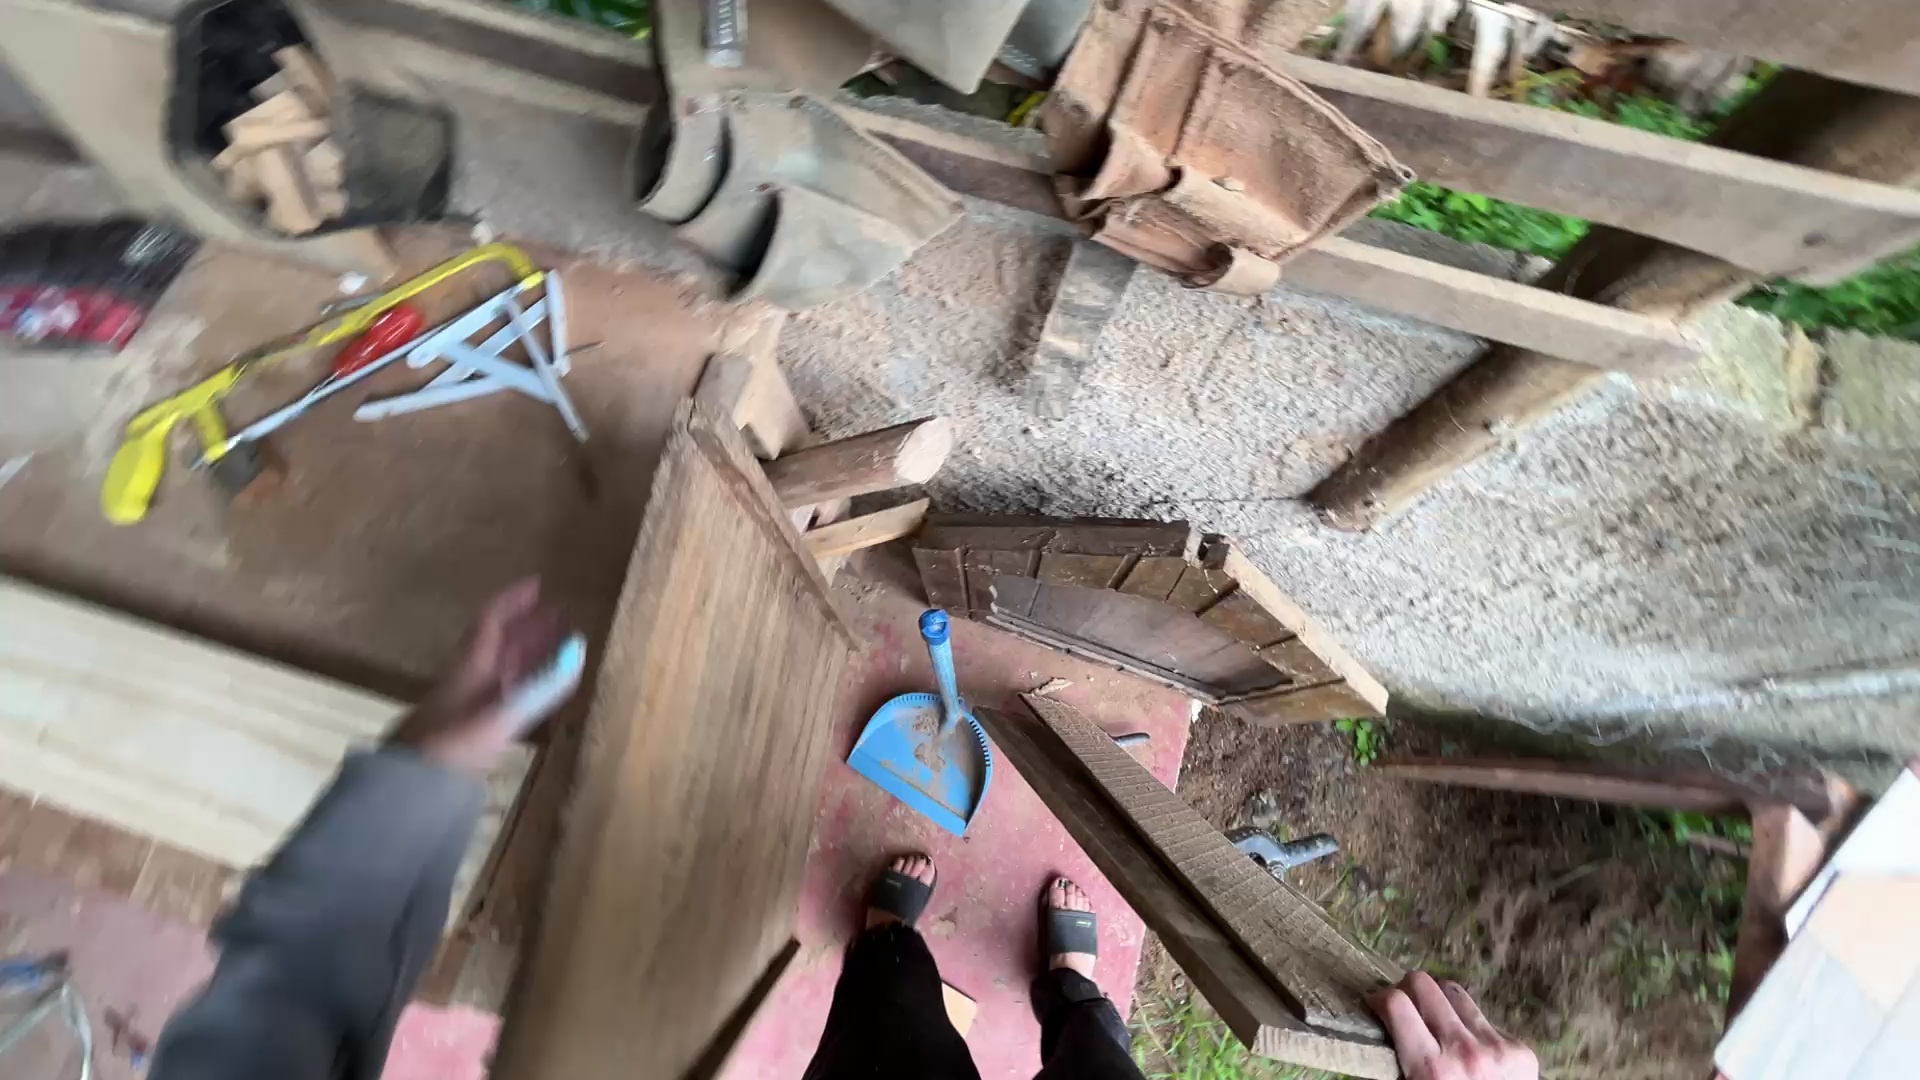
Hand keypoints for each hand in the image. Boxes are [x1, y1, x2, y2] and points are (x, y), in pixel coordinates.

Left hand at [388, 578, 579, 770]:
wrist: (408, 790)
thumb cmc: (451, 746)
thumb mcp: (499, 716)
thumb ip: (542, 686)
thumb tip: (578, 650)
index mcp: (471, 667)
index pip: (492, 622)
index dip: (513, 600)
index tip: (537, 584)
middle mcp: (472, 677)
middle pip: (502, 641)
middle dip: (530, 623)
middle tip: (559, 609)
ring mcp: (473, 700)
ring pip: (505, 664)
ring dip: (531, 649)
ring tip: (559, 638)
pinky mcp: (477, 724)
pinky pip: (509, 687)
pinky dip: (531, 677)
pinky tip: (544, 681)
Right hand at [1369, 972, 1537, 1079]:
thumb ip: (1394, 1057)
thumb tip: (1370, 1022)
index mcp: (1431, 1068)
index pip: (1395, 1002)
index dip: (1380, 999)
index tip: (1378, 1008)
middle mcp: (1464, 1052)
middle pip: (1422, 983)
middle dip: (1407, 991)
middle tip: (1406, 1008)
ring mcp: (1497, 1050)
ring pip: (1453, 991)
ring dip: (1440, 1002)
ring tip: (1439, 1023)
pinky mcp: (1522, 1052)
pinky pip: (1482, 1016)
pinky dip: (1469, 1025)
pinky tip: (1471, 1046)